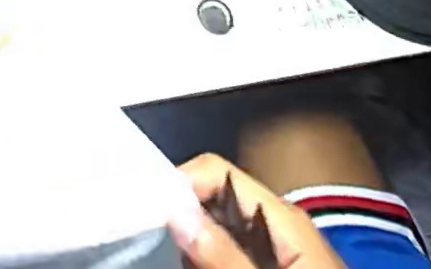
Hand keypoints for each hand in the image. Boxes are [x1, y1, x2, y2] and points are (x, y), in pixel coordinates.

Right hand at [169, 155, 346, 268]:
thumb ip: (224, 255)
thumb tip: (176, 210)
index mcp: (281, 216)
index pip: (216, 171)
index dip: (181, 186)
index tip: (149, 215)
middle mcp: (277, 224)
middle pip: (215, 199)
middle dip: (183, 219)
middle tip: (155, 247)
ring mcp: (277, 251)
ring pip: (220, 229)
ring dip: (195, 245)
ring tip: (171, 258)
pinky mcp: (275, 268)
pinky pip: (232, 253)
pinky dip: (211, 260)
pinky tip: (197, 268)